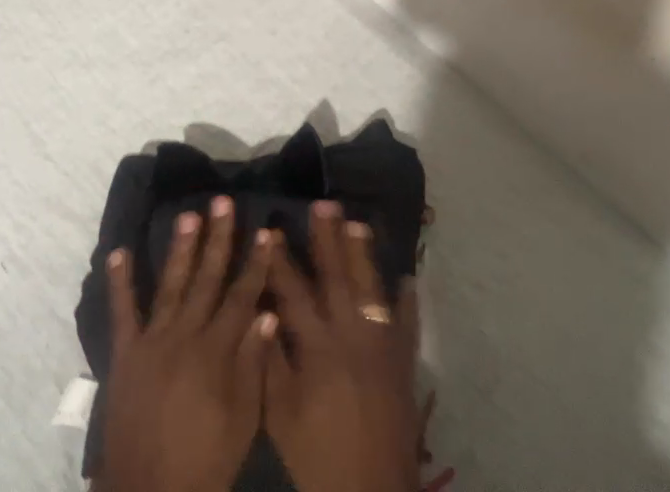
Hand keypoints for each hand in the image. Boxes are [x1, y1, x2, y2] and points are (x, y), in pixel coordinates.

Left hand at [97, 195, 277, 491]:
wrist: (149, 490)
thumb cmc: (205, 459)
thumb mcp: (243, 419)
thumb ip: (253, 364)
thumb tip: (267, 312)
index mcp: (217, 353)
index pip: (241, 297)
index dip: (255, 264)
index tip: (266, 232)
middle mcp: (184, 337)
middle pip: (206, 281)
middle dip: (218, 241)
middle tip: (224, 203)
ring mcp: (151, 343)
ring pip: (170, 286)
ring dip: (180, 249)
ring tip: (189, 215)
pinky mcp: (125, 355)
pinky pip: (122, 312)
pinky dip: (120, 281)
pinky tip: (120, 252)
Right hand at [265, 201, 419, 491]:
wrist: (372, 489)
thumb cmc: (316, 455)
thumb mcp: (280, 412)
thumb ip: (271, 360)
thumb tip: (262, 313)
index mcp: (317, 348)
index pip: (294, 292)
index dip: (280, 261)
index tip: (270, 230)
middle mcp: (352, 336)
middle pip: (338, 278)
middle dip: (328, 239)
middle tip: (324, 205)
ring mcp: (383, 347)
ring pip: (372, 289)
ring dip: (364, 254)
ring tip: (358, 222)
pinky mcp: (403, 363)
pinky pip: (407, 322)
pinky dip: (406, 298)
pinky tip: (406, 277)